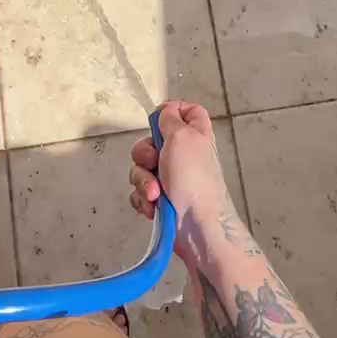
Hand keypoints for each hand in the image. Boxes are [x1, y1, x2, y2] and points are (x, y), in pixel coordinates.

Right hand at [129, 100, 239, 263]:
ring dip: (144, 180)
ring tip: (155, 194)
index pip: (187, 111)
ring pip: (141, 167)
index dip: (173, 110)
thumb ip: (170, 119)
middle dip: (145, 153)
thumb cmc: (192, 177)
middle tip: (153, 162)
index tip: (159, 118)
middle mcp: (182, 154)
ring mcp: (170, 178)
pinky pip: (139, 191)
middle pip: (152, 140)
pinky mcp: (159, 200)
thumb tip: (166, 111)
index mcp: (194, 135)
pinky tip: (153, 208)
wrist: (197, 227)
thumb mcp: (182, 137)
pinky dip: (143, 198)